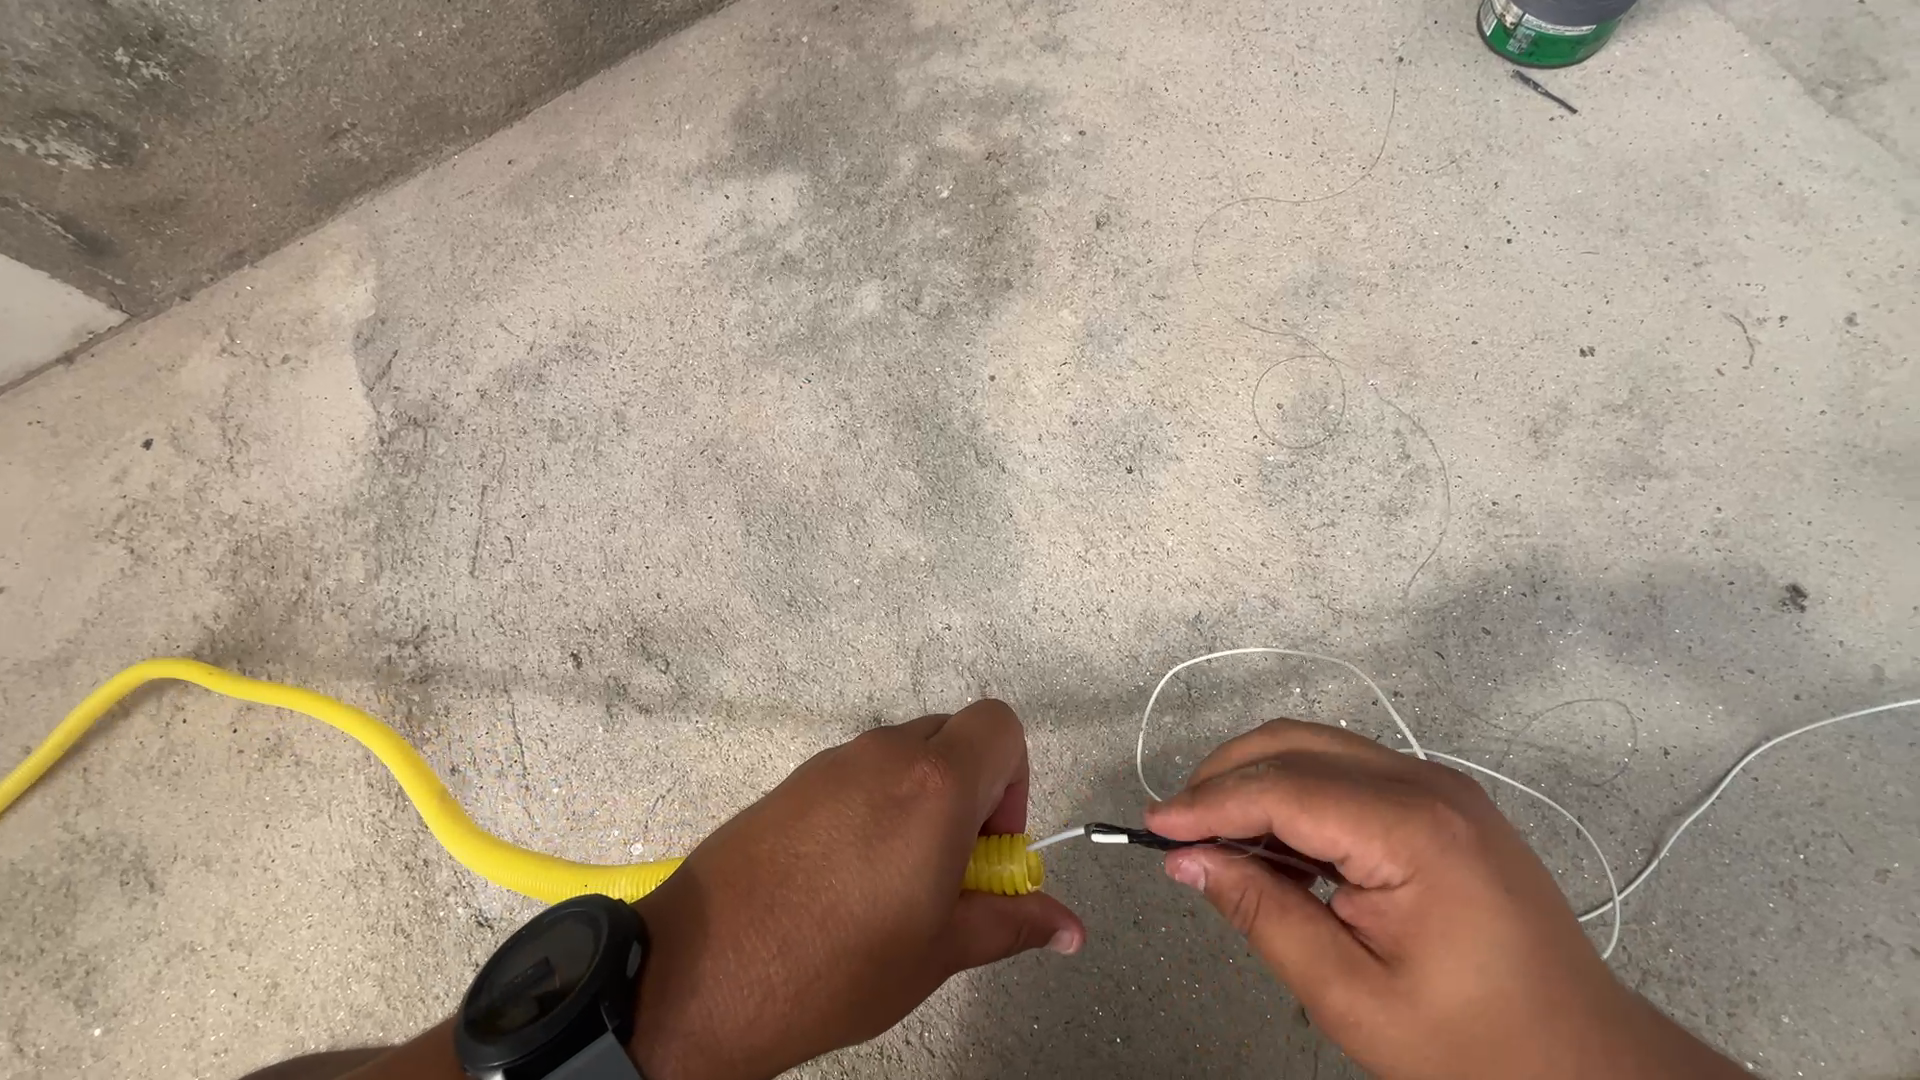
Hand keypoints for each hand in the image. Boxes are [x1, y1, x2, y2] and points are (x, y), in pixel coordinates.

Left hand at [629, 700, 1083, 1079]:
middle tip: (952, 864)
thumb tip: (1071, 929)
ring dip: (923, 797)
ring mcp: (834, 761)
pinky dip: (878, 802)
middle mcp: (886, 753)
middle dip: (973, 789)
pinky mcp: (795, 778)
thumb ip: (1011, 922)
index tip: (990, 842)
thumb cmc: (837, 965)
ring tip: (897, 877)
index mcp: (935, 784)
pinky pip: (860, 770)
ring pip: (907, 753)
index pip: (1001, 725)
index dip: (1014, 777)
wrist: (701, 971)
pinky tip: (848, 871)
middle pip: (956, 736)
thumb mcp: (938, 951)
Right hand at [1144, 720, 1743, 1079]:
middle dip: (1222, 777)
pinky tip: (1273, 839)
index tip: (1153, 828)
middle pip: (1292, 744)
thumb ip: (1263, 914)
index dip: (1207, 803)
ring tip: (1216, 837)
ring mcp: (1437, 783)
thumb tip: (1187, 859)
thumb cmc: (1475, 1046)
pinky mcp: (1438, 798)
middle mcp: (1425, 782)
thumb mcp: (1352, 997)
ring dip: (1253, 779)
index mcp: (1412, 829)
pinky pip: (1342, 768)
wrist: (1591, 1064)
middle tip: (1179, 831)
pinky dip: (1291, 790)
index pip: (1280, 787)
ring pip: (1312, 745)